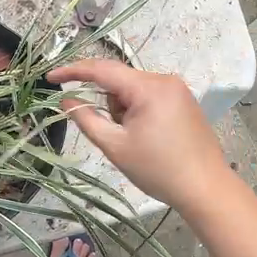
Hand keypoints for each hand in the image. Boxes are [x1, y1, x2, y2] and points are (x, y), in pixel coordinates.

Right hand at [46, 58, 234, 211]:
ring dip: (124, 111)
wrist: (206, 188)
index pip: (102, 69)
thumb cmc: (158, 169)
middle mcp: (164, 80)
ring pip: (133, 91)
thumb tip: (66, 101)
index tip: (50, 78)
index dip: (73, 71)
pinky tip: (149, 139)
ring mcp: (177, 90)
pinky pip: (149, 97)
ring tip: (137, 142)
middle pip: (119, 81)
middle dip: (109, 105)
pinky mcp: (184, 101)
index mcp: (148, 87)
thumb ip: (87, 119)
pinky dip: (138, 112)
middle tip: (116, 136)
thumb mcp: (115, 146)